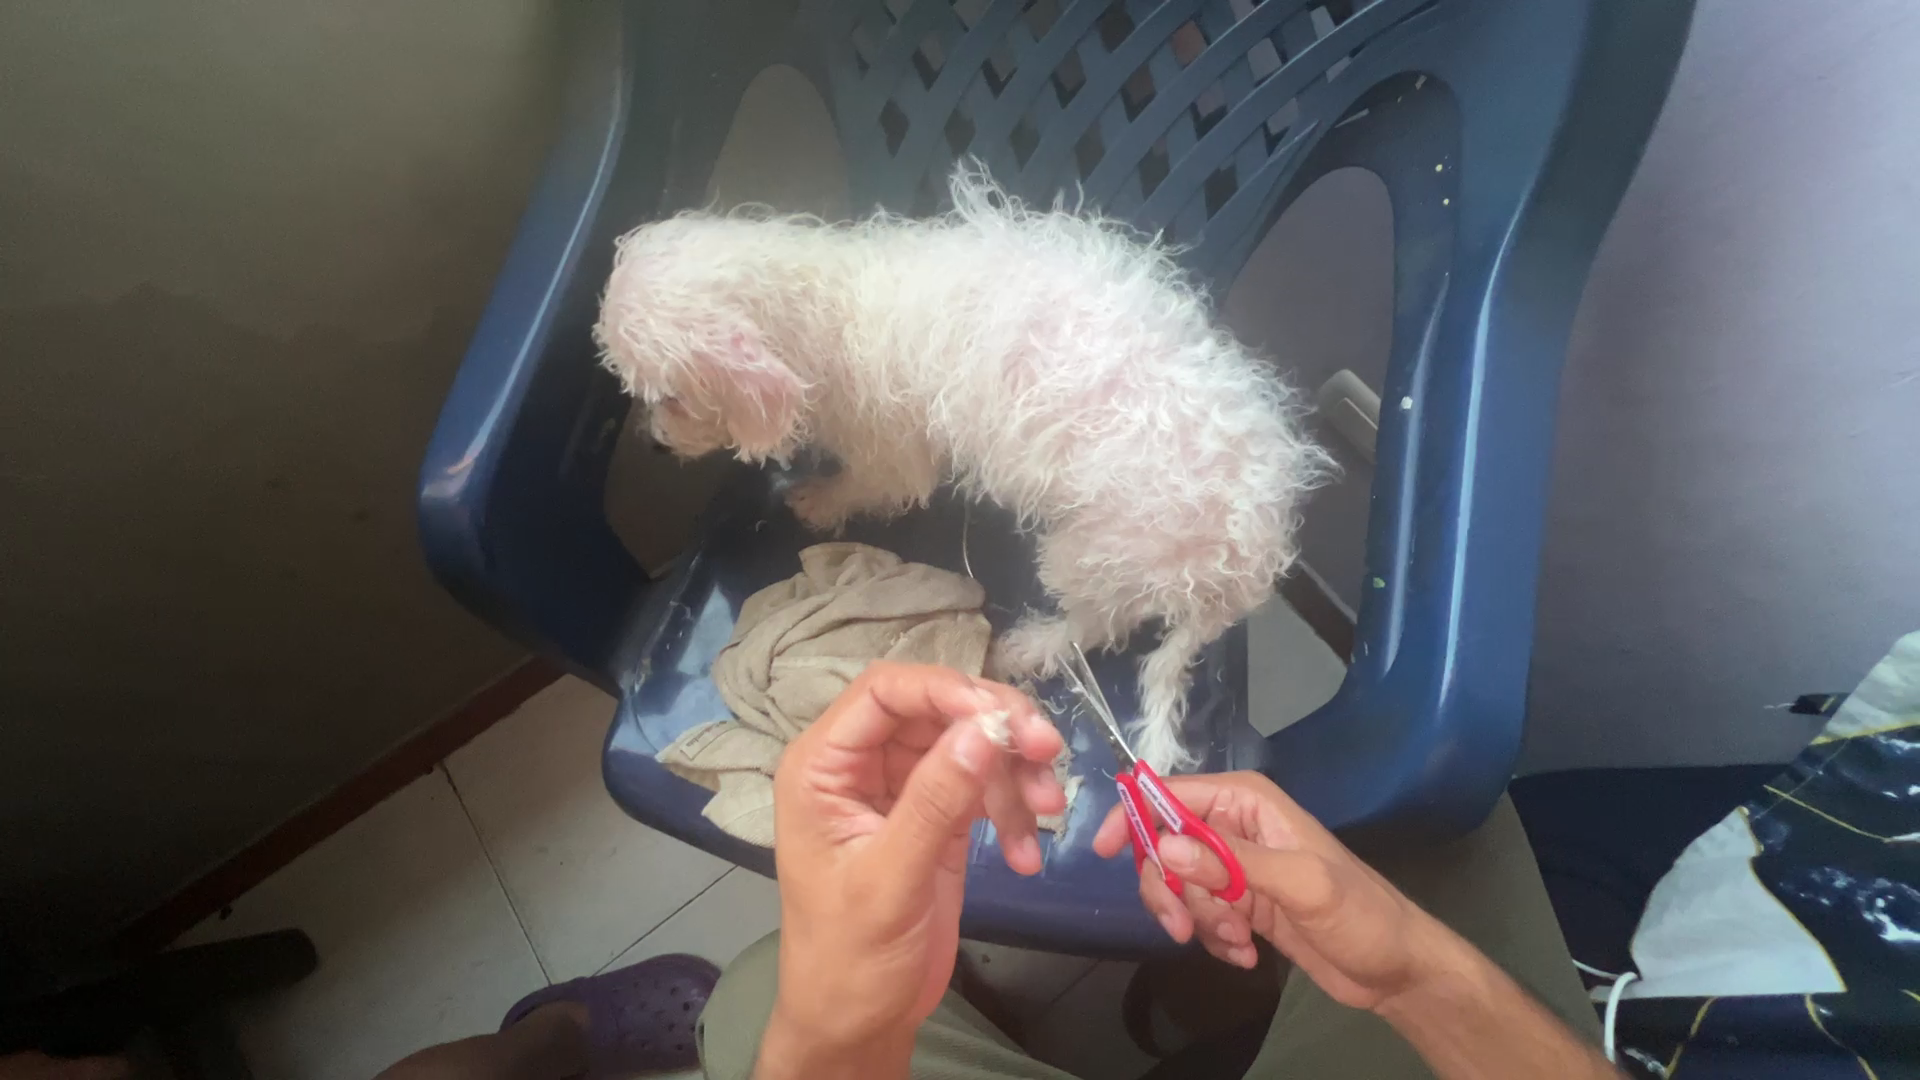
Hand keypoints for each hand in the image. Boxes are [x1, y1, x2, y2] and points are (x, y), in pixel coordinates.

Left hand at [761, 663, 1064, 1075]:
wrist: (861, 1023)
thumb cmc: (849, 957)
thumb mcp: (888, 880)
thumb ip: (934, 800)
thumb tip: (984, 729)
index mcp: (824, 763)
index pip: (884, 691)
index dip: (944, 689)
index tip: (1001, 715)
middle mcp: (863, 759)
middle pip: (937, 707)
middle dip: (995, 724)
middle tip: (1047, 748)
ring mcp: (904, 781)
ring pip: (969, 739)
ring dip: (1015, 768)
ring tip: (1048, 809)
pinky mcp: (938, 808)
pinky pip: (984, 781)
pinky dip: (1012, 807)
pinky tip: (1026, 853)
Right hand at [1093, 770, 1441, 1011]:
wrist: (1397, 971)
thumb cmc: (1360, 913)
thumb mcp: (1302, 883)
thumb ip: (1232, 862)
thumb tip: (1165, 847)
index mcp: (1243, 801)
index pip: (1170, 795)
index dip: (1134, 816)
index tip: (1106, 850)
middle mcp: (1231, 824)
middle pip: (1163, 843)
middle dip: (1169, 887)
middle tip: (1184, 926)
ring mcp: (1232, 864)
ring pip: (1176, 881)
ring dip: (1197, 917)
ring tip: (1237, 942)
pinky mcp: (1236, 900)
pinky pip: (1197, 910)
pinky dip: (1212, 936)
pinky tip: (1244, 953)